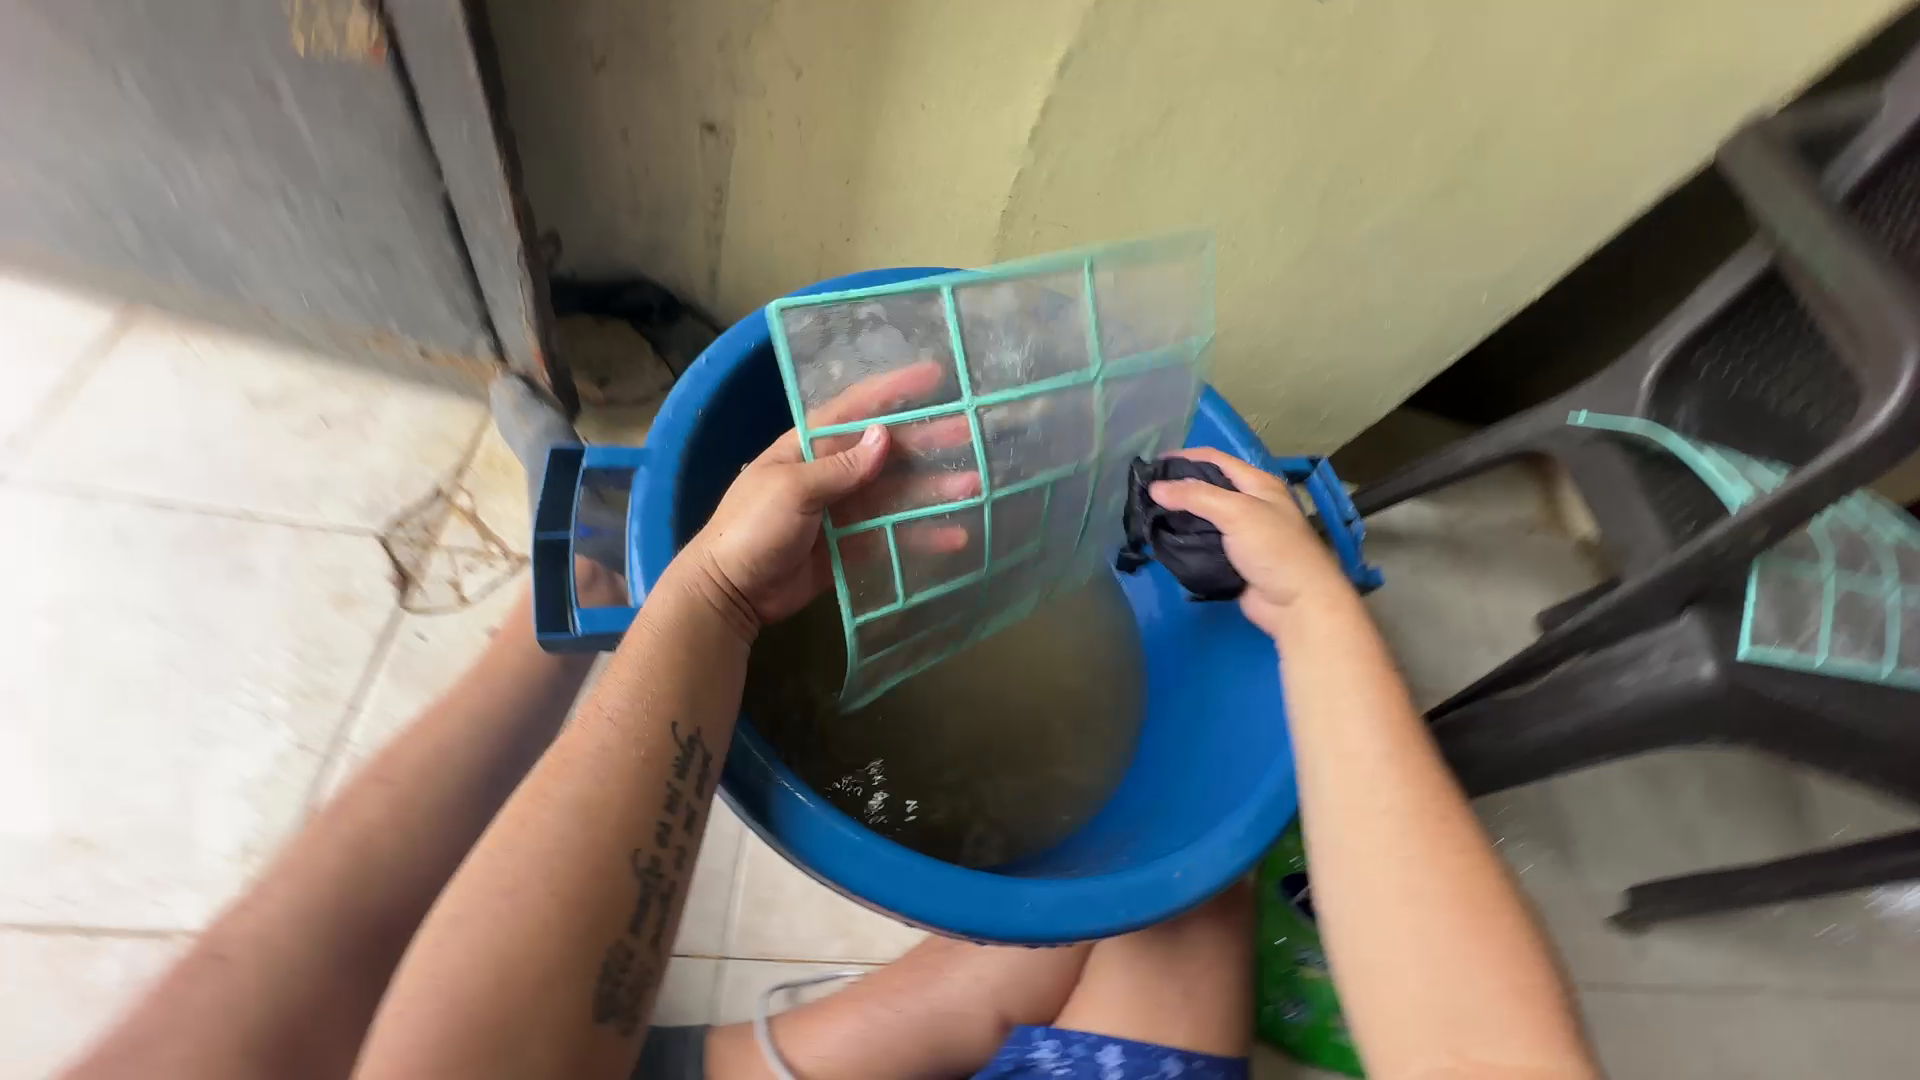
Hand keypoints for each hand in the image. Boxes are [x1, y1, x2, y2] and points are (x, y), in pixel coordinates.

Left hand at [676, 360, 975, 635]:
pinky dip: (920, 536)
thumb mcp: (792, 490)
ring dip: (933, 491)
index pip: (858, 410)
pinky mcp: (850, 546)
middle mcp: (831, 473)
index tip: (935, 376)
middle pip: (887, 452)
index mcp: (809, 448)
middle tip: (970, 433)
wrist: (729, 591)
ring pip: (896, 495)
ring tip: (973, 487)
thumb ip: (841, 467)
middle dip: (928, 443)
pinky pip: (891, 535)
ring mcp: (842, 511)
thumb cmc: (750, 528)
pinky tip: (952, 536)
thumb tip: (886, 436)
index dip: (895, 390)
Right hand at [1147, 447, 1354, 638]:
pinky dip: (1183, 540)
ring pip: (1201, 518)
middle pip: (1206, 488)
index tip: (1153, 464)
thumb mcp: (1237, 512)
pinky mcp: (1230, 559)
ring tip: (1147, 515)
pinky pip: (1201, 544)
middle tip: (1145, 492)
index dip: (1185, 458)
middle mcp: (1249, 504)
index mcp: (1257, 484)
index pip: (1216, 460)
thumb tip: (1155, 488)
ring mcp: (1240, 534)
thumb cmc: (1273, 548)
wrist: (1296, 603)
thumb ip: (1195, 496)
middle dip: (1177, 487)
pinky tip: (1162, 540)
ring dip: (1177, 516)